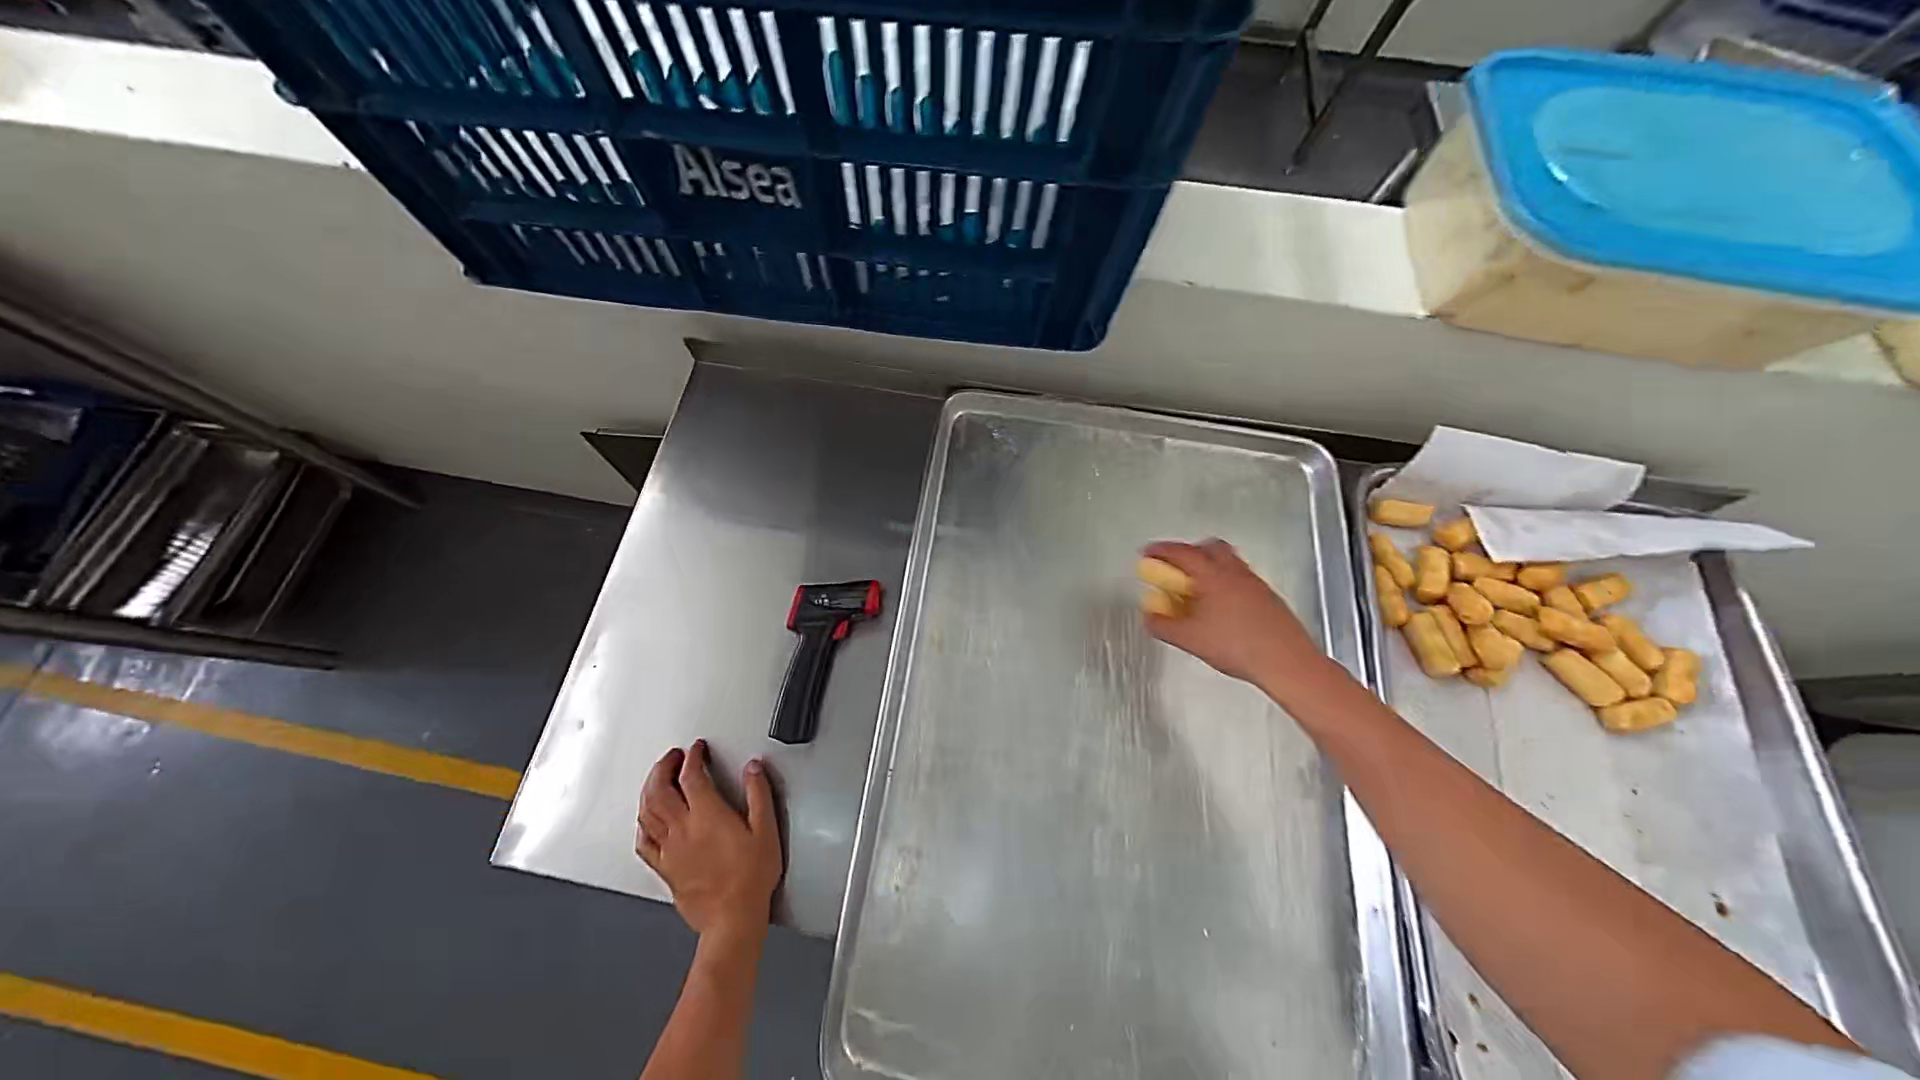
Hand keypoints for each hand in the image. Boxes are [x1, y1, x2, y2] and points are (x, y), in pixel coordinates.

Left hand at [636, 740, 783, 937]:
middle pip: (660, 789)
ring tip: (656, 779)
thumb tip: (753, 769)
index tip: (697, 749)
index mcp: (707, 816)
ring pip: (647, 811)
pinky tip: (645, 821)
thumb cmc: (750, 878)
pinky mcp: (664, 868)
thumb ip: (759, 794)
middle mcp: (683, 829)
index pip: (692, 775)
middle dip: (663, 767)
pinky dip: (642, 824)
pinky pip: (644, 842)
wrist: (732, 918)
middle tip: (672, 757)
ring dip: (649, 789)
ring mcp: (670, 849)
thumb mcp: (766, 830)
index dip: (693, 757)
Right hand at [1142, 539, 1326, 693]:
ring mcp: (1255, 584)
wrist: (1285, 662)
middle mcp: (1236, 573)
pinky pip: (1241, 580)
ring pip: (1228, 562)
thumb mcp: (1188, 639)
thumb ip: (1162, 625)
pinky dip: (1225, 584)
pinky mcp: (1268, 598)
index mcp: (1213, 576)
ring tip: (1196, 591)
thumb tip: (1151, 618)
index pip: (1181, 553)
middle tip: (1175, 567)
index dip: (1161, 551)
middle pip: (1210, 547)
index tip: (1150, 553)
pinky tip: (1220, 608)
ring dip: (1209, 568)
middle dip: (1189, 553)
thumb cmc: (1242, 646)